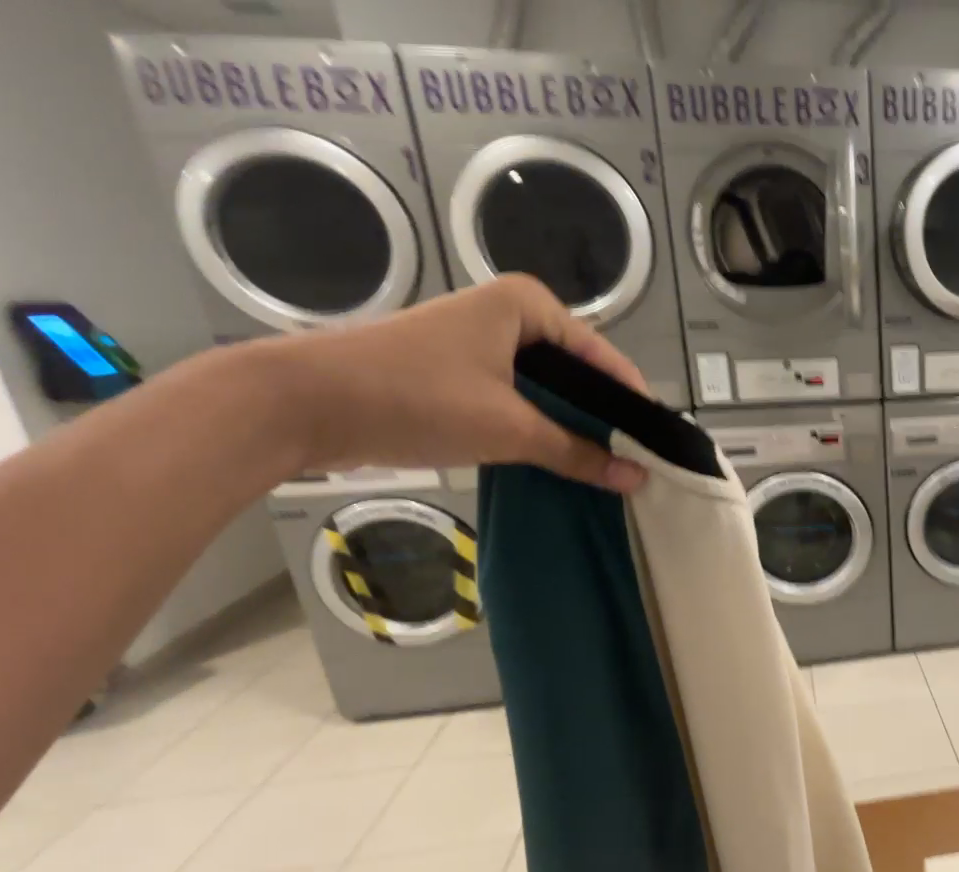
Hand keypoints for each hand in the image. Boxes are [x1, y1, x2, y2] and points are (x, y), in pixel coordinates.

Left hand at [268, 274, 648, 492]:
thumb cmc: (415, 399)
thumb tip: (639, 478)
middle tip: (634, 467)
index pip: (605, 359)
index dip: (632, 407)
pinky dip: (536, 428)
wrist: (300, 405)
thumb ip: (579, 452)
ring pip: (546, 390)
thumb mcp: (508, 429)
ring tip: (603, 470)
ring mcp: (479, 342)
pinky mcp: (456, 372)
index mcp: (528, 305)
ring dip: (569, 428)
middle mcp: (508, 314)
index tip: (658, 451)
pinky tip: (556, 461)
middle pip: (577, 374)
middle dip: (603, 420)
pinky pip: (516, 399)